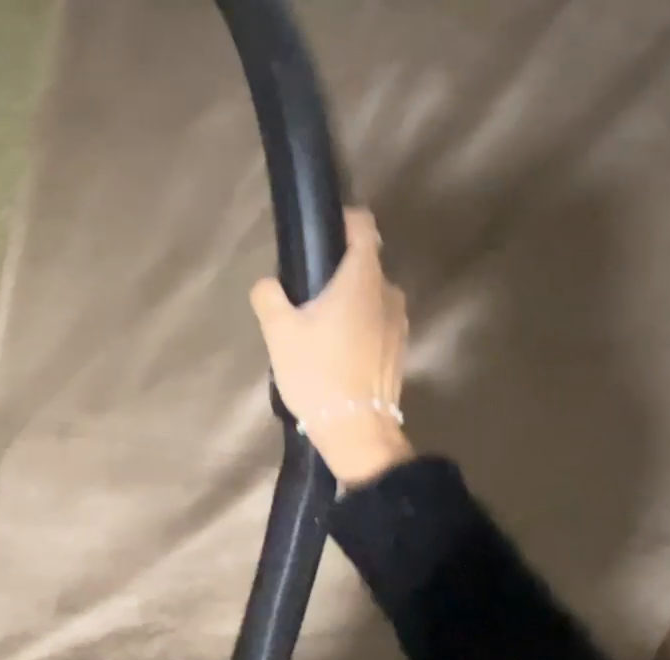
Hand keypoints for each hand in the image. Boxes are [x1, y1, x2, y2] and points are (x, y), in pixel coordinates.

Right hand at [250, 206, 414, 486]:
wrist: (355, 429)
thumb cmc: (317, 373)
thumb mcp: (279, 334)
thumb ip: (269, 298)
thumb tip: (268, 285)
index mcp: (362, 277)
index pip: (363, 227)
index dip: (344, 221)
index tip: (323, 231)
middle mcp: (389, 292)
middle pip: (365, 267)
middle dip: (339, 274)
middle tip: (309, 296)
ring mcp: (399, 322)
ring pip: (372, 299)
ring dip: (350, 305)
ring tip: (322, 331)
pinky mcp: (400, 350)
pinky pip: (378, 326)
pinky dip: (360, 329)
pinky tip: (338, 354)